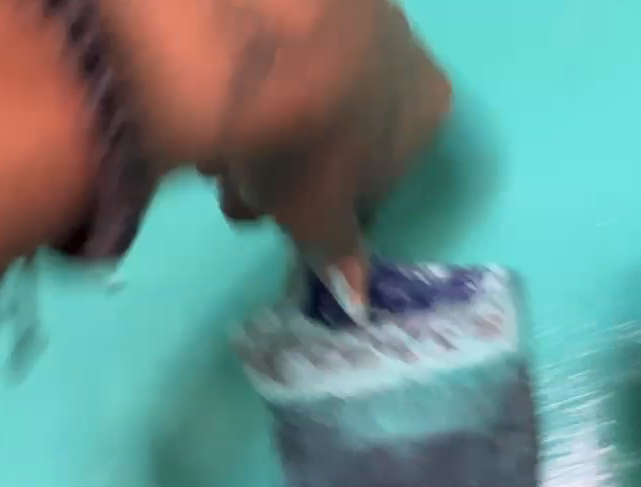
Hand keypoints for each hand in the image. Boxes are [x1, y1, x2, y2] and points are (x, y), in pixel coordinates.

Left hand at [102, 0, 452, 283]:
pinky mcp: (299, 0)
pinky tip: (213, 112)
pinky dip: (244, 93)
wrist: (268, 45)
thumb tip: (358, 302)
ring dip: (258, 142)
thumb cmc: (315, 151)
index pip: (381, 179)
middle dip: (286, 180)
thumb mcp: (322, 221)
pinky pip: (271, 61)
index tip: (294, 225)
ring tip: (219, 163)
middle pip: (337, 137)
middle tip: (245, 202)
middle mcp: (402, 53)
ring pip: (300, 99)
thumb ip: (339, 256)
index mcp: (427, 111)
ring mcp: (353, 12)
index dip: (331, 210)